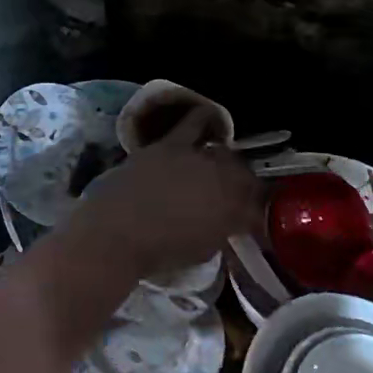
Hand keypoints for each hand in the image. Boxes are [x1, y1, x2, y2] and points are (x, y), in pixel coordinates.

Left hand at [62, 106, 264, 278]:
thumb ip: (223, 231)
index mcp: (233, 210)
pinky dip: (205, 120)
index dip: (258, 209)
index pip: (257, 204)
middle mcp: (223, 179)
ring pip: (225, 152)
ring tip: (220, 167)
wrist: (114, 233)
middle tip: (236, 197)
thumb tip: (232, 222)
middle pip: (244, 175)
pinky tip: (209, 119)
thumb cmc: (158, 253)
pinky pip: (194, 122)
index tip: (253, 217)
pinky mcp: (171, 143)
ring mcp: (197, 157)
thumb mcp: (202, 251)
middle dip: (244, 186)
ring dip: (226, 161)